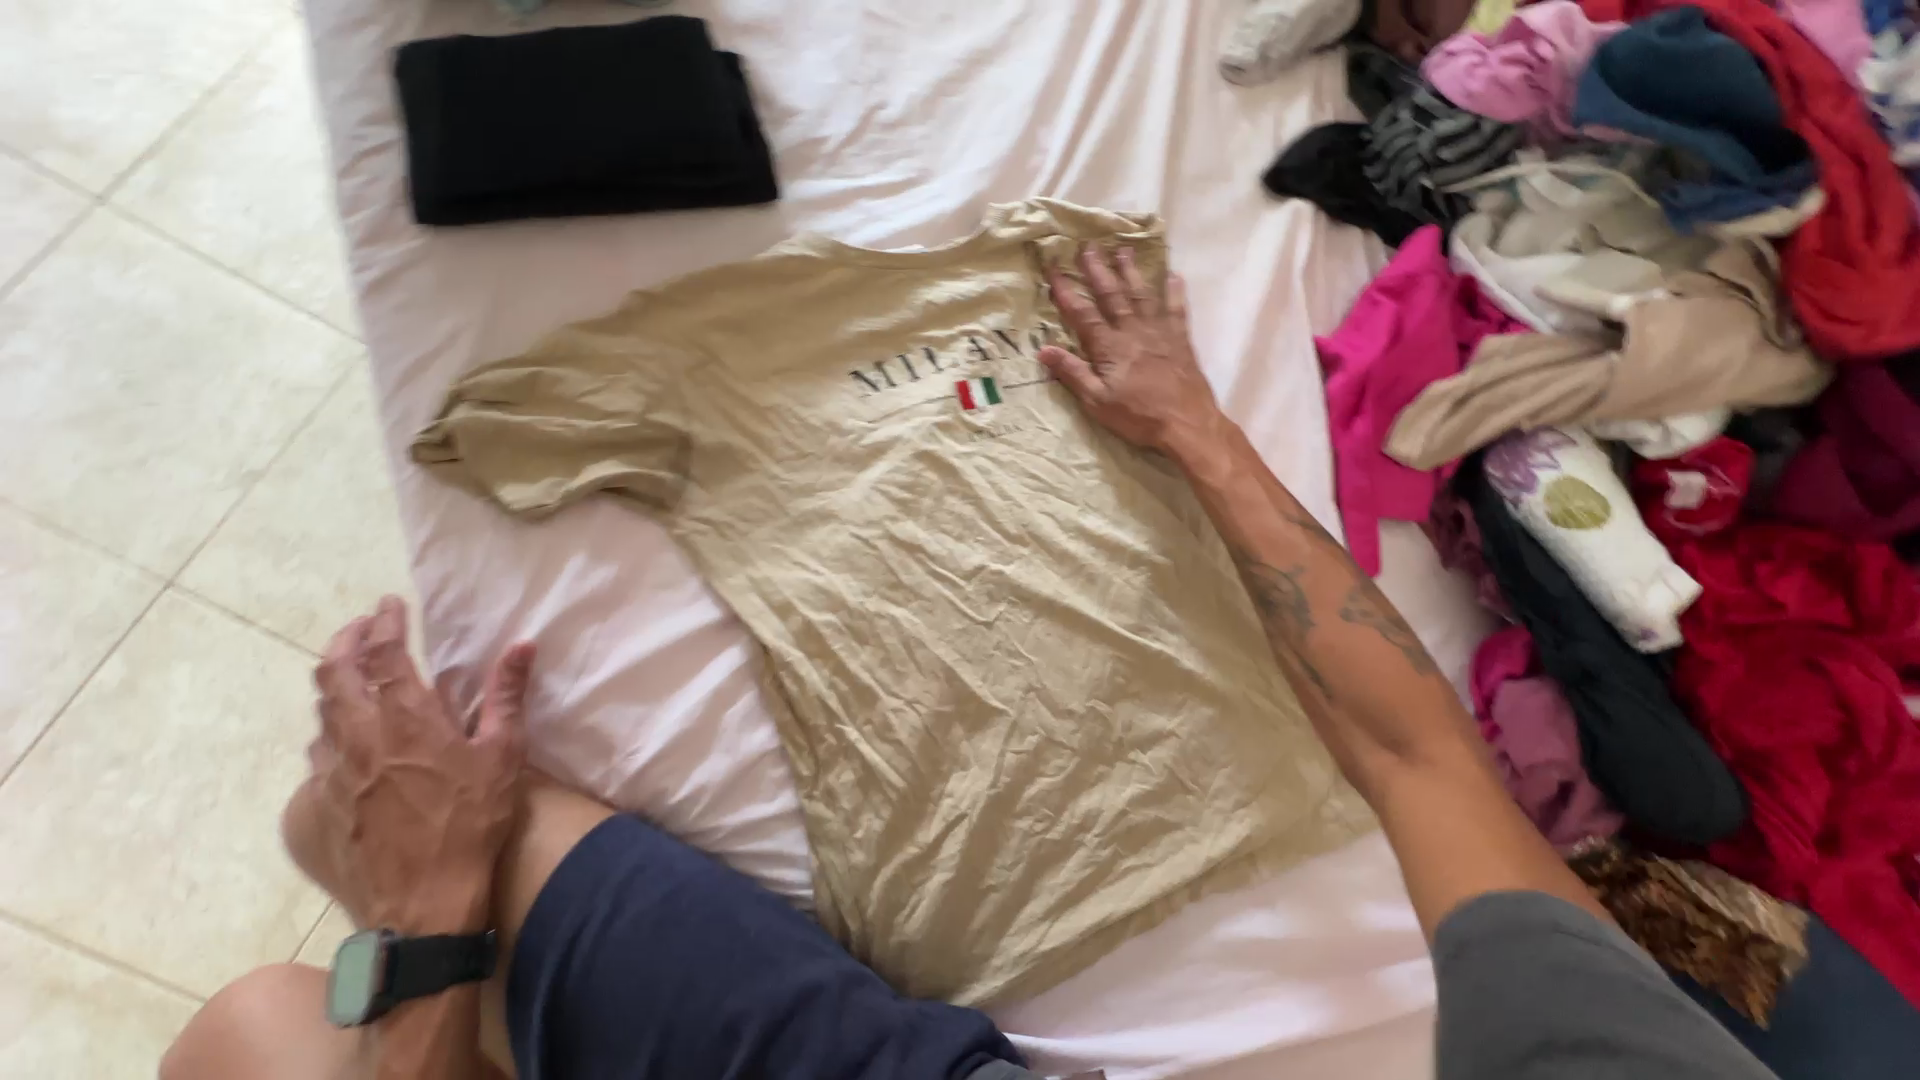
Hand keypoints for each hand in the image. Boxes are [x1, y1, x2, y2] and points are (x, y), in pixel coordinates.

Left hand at [283, 596, 534, 933]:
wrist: (423, 900)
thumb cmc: (473, 821)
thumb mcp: (504, 754)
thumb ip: (507, 696)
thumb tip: (522, 645)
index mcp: (406, 718)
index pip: (382, 653)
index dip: (383, 623)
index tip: (389, 604)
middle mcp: (358, 736)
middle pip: (333, 674)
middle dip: (345, 642)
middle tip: (361, 627)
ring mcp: (332, 772)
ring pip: (320, 713)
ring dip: (334, 684)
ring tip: (352, 676)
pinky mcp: (319, 805)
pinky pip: (317, 755)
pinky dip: (331, 731)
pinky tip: (348, 741)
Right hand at [1040, 244, 1233, 462]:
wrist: (1186, 423)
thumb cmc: (1137, 416)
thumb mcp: (1096, 401)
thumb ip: (1072, 373)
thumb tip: (1044, 350)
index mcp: (1109, 346)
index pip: (1081, 313)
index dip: (1066, 289)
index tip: (1053, 267)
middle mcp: (1133, 330)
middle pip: (1112, 294)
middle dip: (1098, 269)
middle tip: (1088, 246)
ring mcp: (1159, 332)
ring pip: (1142, 294)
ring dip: (1131, 272)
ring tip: (1123, 251)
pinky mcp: (1180, 340)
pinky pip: (1177, 309)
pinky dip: (1174, 292)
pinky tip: (1173, 276)